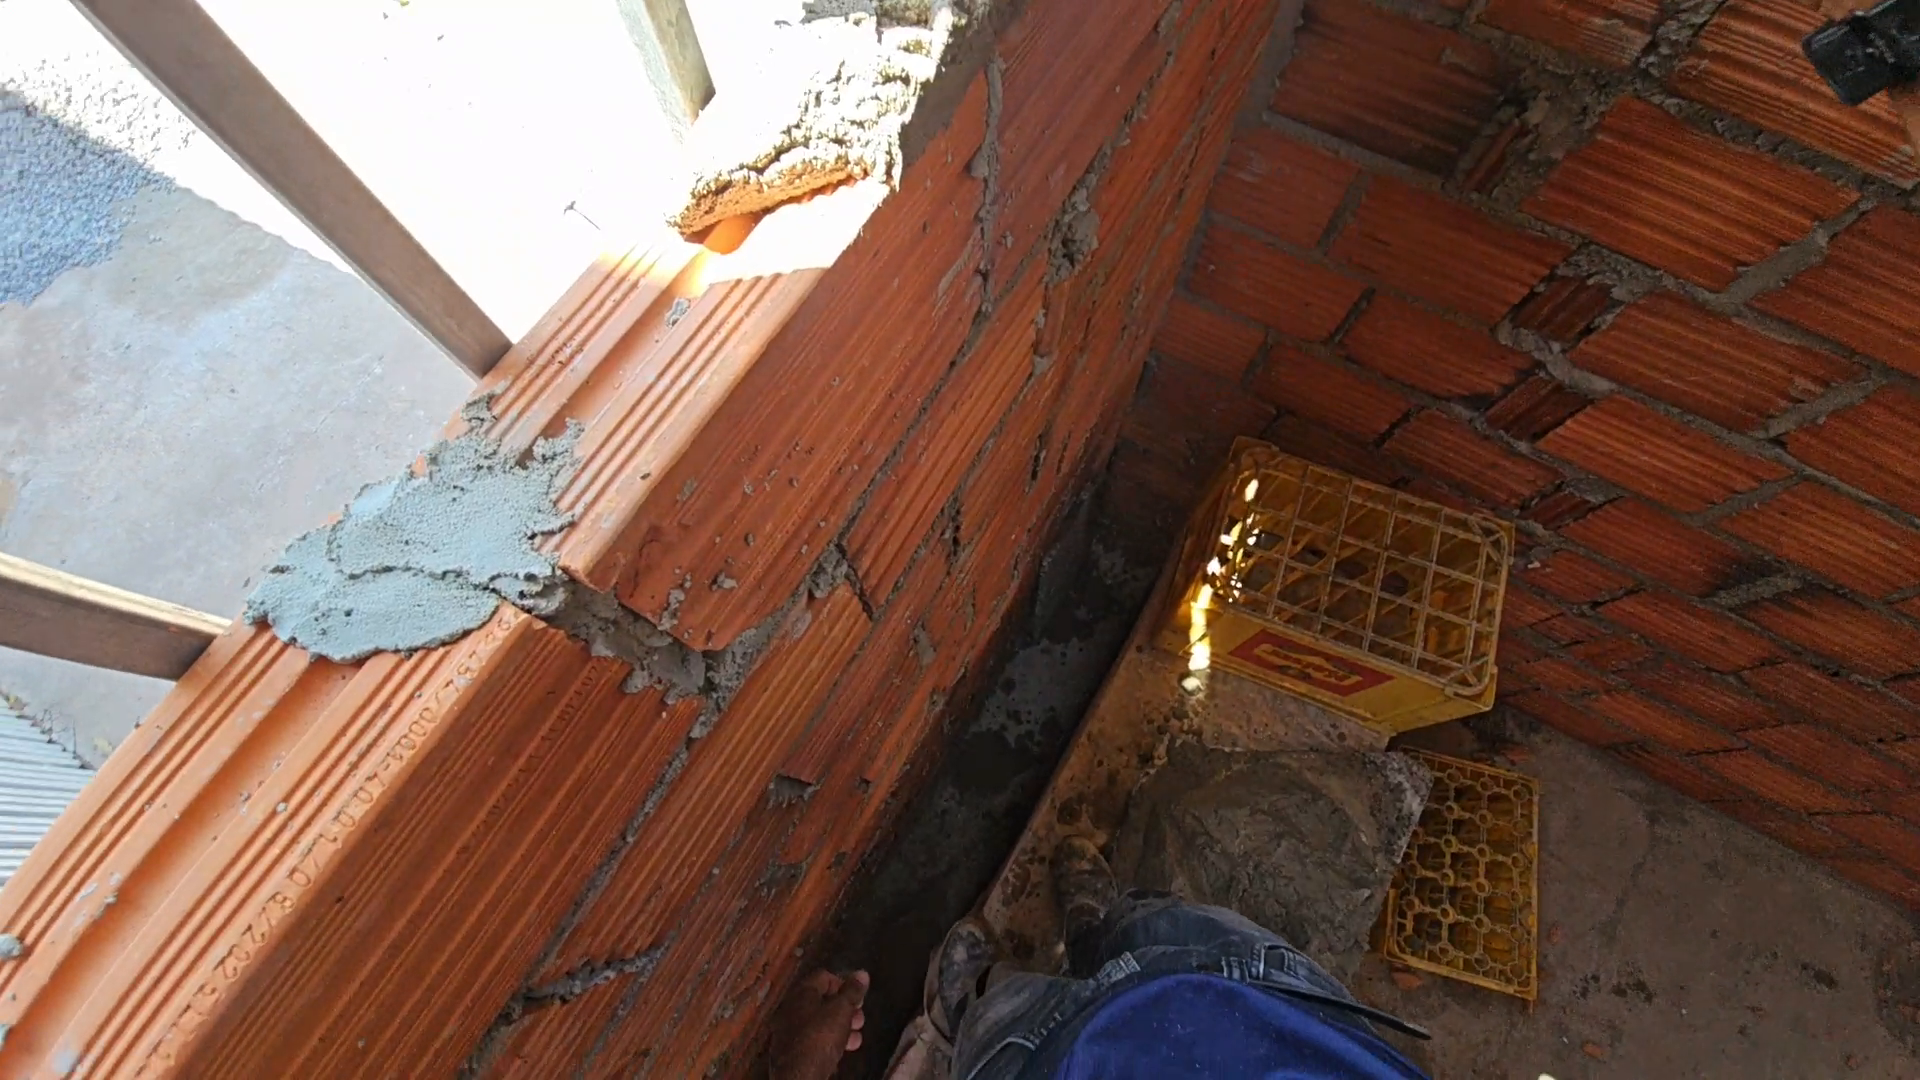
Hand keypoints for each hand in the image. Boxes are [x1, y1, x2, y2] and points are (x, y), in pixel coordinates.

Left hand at [769, 968, 868, 1079]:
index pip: (824, 977)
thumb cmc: (820, 1038)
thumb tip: (862, 973)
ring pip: (819, 1023)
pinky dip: (828, 1042)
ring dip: (840, 1027)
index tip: (858, 996)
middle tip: (860, 1018)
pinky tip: (842, 1051)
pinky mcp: (791, 1053)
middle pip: (822, 1001)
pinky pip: (813, 1040)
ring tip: (856, 1038)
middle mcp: (791, 1009)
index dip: (843, 983)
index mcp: (801, 993)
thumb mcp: (841, 1011)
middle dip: (845, 1008)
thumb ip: (852, 991)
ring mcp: (789, 1032)